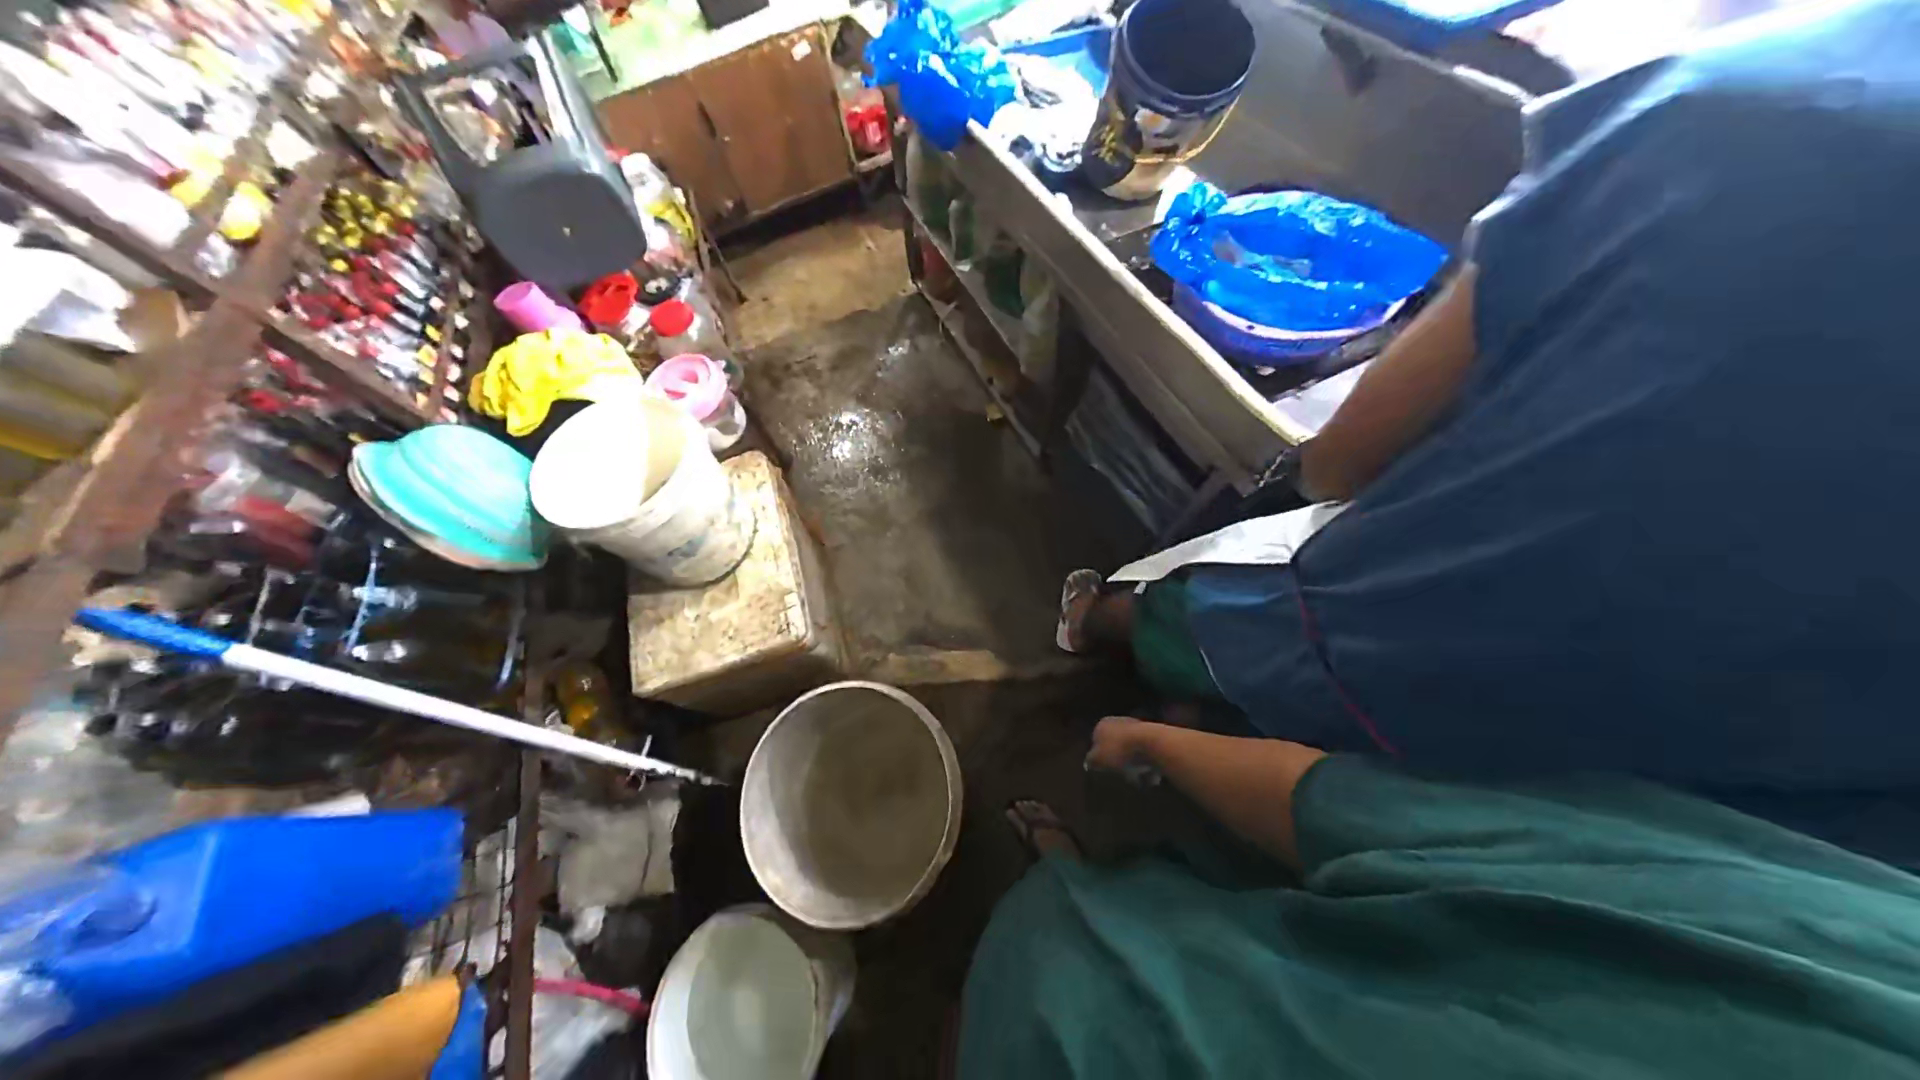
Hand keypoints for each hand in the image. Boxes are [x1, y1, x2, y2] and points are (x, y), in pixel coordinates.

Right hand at [1085, 716, 1160, 774]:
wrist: (1151, 744)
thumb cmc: (1119, 751)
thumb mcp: (1097, 760)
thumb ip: (1091, 761)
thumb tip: (1089, 763)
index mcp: (1103, 724)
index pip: (1095, 740)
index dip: (1098, 757)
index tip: (1102, 770)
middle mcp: (1118, 721)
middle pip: (1114, 745)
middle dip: (1117, 761)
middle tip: (1119, 776)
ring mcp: (1137, 728)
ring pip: (1131, 751)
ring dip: (1133, 765)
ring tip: (1136, 780)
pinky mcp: (1153, 737)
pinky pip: (1146, 755)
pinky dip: (1146, 765)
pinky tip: (1148, 776)